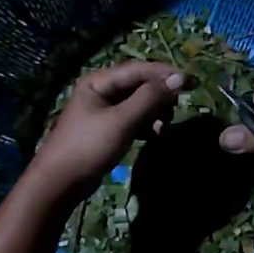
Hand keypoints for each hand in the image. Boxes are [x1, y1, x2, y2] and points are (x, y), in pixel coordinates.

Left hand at [29, 62, 185, 192]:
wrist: (60, 183)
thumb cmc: (89, 147)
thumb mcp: (122, 121)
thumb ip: (150, 98)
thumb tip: (179, 78)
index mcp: (100, 81)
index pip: (140, 69)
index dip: (167, 74)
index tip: (193, 83)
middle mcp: (102, 90)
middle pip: (141, 84)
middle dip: (161, 95)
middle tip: (176, 109)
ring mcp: (105, 109)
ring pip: (140, 102)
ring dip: (155, 111)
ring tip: (163, 127)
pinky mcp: (109, 128)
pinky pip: (135, 118)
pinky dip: (147, 124)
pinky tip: (154, 135)